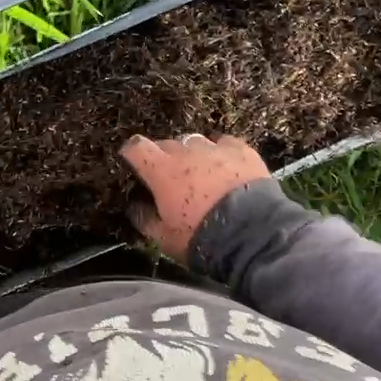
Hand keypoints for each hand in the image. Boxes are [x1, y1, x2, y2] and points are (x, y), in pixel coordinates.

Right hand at [119, 133, 269, 259]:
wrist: (250, 233)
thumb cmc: (198, 237)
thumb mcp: (163, 238)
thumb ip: (145, 219)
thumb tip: (136, 207)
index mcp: (161, 171)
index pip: (137, 148)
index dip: (131, 153)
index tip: (131, 161)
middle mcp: (186, 152)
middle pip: (166, 144)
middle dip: (162, 157)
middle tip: (167, 178)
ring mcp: (215, 148)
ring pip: (194, 142)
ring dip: (190, 154)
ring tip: (197, 172)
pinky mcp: (242, 150)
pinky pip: (224, 143)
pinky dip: (219, 152)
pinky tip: (223, 166)